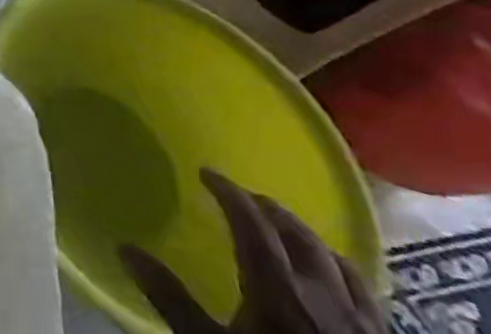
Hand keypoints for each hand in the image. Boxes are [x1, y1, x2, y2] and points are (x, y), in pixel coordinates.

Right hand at [119, 170, 382, 333]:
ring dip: (305, 234)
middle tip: (243, 198)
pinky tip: (334, 276)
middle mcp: (321, 289)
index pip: (250, 221)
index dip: (228, 191)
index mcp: (276, 284)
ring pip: (334, 256)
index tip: (206, 172)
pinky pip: (365, 289)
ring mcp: (359, 317)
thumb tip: (125, 248)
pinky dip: (341, 267)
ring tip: (285, 229)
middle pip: (296, 232)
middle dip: (267, 208)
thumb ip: (169, 297)